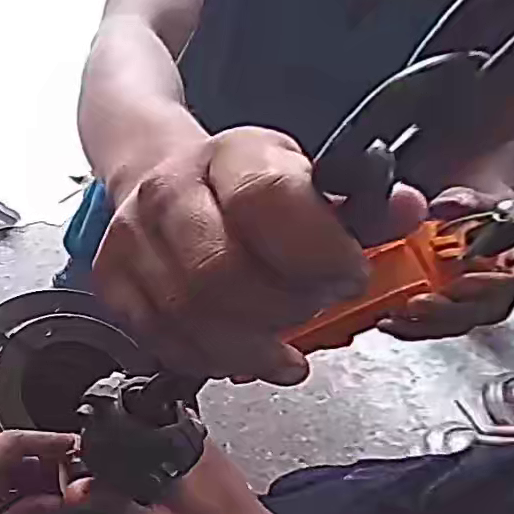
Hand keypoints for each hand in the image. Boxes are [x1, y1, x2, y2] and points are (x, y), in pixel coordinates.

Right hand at [65, 440, 313, 513]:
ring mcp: (209, 450)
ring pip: (161, 438)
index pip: (129, 421)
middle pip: (144, 426)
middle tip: (105, 466)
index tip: (88, 450)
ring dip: (142, 451)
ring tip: (127, 476)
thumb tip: (76, 490)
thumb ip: (114, 505)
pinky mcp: (217, 463)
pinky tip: (157, 485)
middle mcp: (195, 440)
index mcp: (178, 446)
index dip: (103, 433)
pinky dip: (161, 461)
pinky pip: (178, 450)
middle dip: (121, 442)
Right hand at [95, 127, 425, 383]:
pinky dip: (202, 358)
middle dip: (280, 311)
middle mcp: (167, 193)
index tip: (346, 278)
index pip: (267, 200)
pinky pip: (155, 335)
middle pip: (219, 272)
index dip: (318, 252)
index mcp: (228, 155)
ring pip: (184, 314)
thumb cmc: (236, 182)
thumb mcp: (302, 172)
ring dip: (244, 348)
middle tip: (308, 312)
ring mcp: (129, 239)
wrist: (156, 173)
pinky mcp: (108, 278)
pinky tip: (232, 355)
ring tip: (279, 351)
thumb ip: (358, 201)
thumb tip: (404, 212)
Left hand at [380, 187, 513, 340]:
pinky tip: (385, 321)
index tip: (463, 282)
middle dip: (451, 311)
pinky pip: (430, 325)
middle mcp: (502, 286)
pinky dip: (408, 326)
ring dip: (425, 324)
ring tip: (394, 318)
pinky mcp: (444, 310)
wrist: (451, 219)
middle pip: (487, 308)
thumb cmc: (469, 212)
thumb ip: (464, 200)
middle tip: (417, 304)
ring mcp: (472, 302)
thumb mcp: (468, 199)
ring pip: (457, 323)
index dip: (500, 284)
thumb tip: (449, 204)